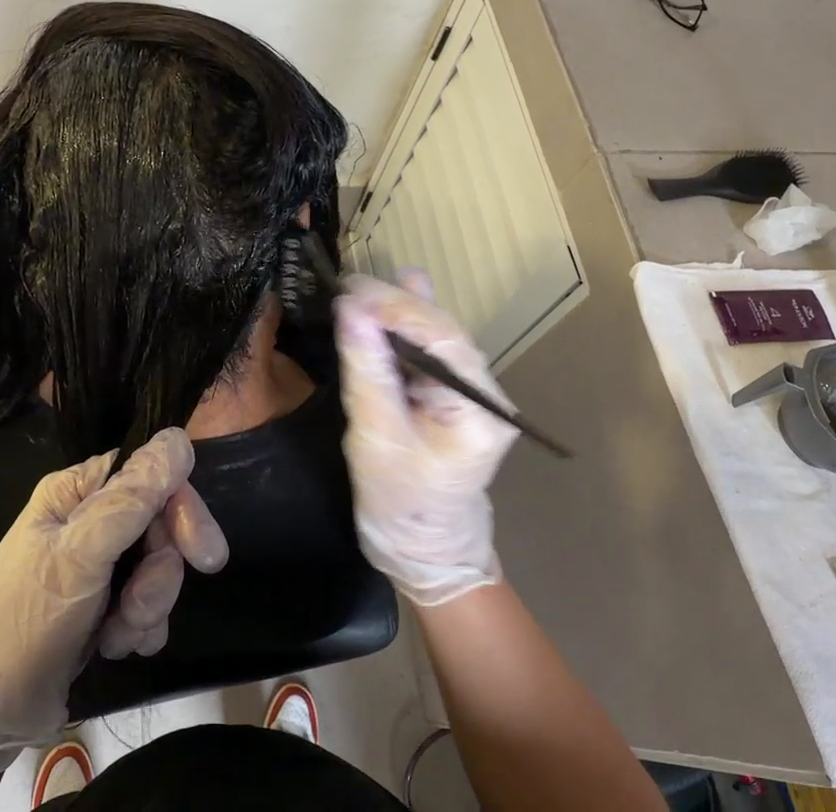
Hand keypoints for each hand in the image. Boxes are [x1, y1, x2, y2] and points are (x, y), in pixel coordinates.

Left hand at [0, 428, 227, 782]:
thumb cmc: (26, 624)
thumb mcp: (80, 556)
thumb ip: (131, 498)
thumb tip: (178, 440)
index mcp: (74, 493)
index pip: (149, 475)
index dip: (180, 510)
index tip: (202, 553)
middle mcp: (87, 521)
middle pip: (160, 525)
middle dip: (159, 573)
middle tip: (142, 609)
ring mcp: (96, 566)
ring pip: (158, 568)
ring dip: (148, 607)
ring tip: (118, 636)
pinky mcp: (102, 606)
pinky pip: (148, 604)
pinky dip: (140, 628)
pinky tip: (116, 647)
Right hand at [334, 271, 516, 606]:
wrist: (424, 550)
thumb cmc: (399, 505)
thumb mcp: (376, 438)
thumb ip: (367, 372)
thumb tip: (350, 310)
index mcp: (478, 410)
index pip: (441, 340)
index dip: (397, 308)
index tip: (351, 290)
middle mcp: (487, 395)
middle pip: (443, 334)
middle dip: (396, 305)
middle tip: (347, 286)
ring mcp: (474, 395)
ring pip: (437, 339)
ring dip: (399, 313)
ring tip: (361, 289)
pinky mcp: (455, 397)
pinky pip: (430, 355)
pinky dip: (406, 330)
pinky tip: (395, 296)